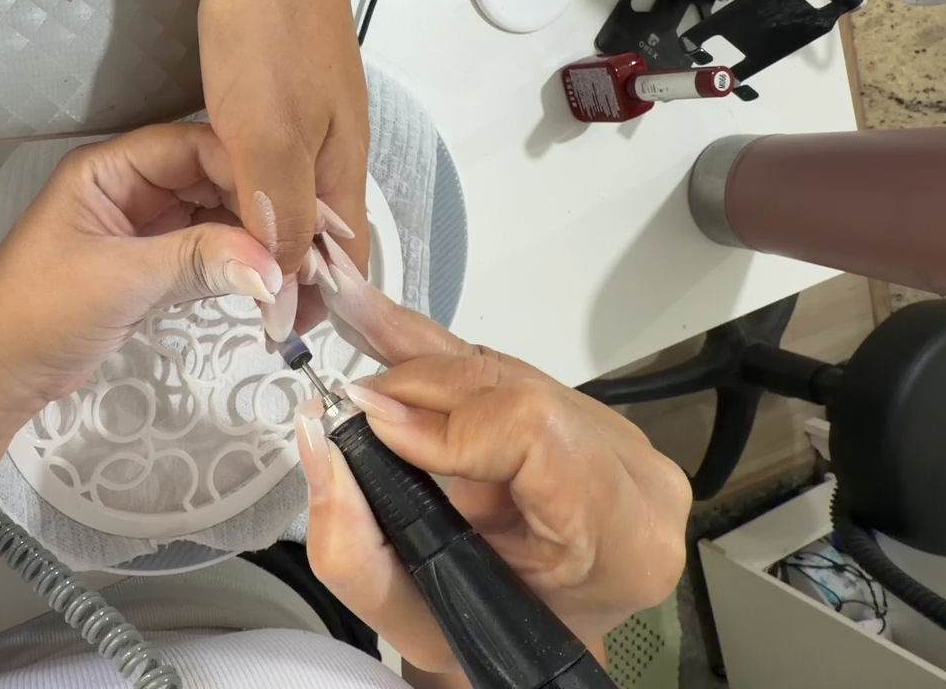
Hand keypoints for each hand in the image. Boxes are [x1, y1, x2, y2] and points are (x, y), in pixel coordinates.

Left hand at [0, 122, 285, 418]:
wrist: (2, 373)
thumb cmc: (37, 313)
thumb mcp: (119, 279)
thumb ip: (196, 260)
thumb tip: (272, 263)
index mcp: (109, 169)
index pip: (191, 147)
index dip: (246, 169)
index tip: (294, 203)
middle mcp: (129, 188)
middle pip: (210, 180)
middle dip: (258, 208)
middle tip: (312, 240)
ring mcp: (142, 226)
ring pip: (213, 217)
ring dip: (253, 240)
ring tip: (301, 265)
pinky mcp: (151, 264)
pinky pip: (206, 251)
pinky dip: (236, 265)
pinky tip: (269, 280)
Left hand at [197, 0, 368, 341]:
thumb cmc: (267, 36)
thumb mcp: (268, 131)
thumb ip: (281, 204)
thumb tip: (287, 276)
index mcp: (338, 167)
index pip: (341, 255)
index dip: (317, 299)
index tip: (284, 338)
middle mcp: (331, 148)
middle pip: (323, 231)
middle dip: (297, 275)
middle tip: (257, 314)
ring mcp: (307, 119)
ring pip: (296, 197)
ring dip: (275, 238)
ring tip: (240, 274)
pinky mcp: (281, 96)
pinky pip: (274, 166)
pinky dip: (257, 198)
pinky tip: (230, 203)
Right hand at [299, 252, 692, 678]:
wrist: (528, 632)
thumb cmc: (481, 637)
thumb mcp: (407, 618)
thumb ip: (351, 544)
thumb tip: (317, 436)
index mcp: (619, 536)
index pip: (531, 430)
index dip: (444, 420)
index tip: (370, 421)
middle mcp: (628, 467)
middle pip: (505, 380)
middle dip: (409, 379)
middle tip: (344, 391)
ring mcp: (604, 426)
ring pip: (488, 361)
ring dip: (407, 350)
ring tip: (343, 308)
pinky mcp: (569, 402)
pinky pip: (485, 358)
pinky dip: (418, 341)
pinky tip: (368, 311)